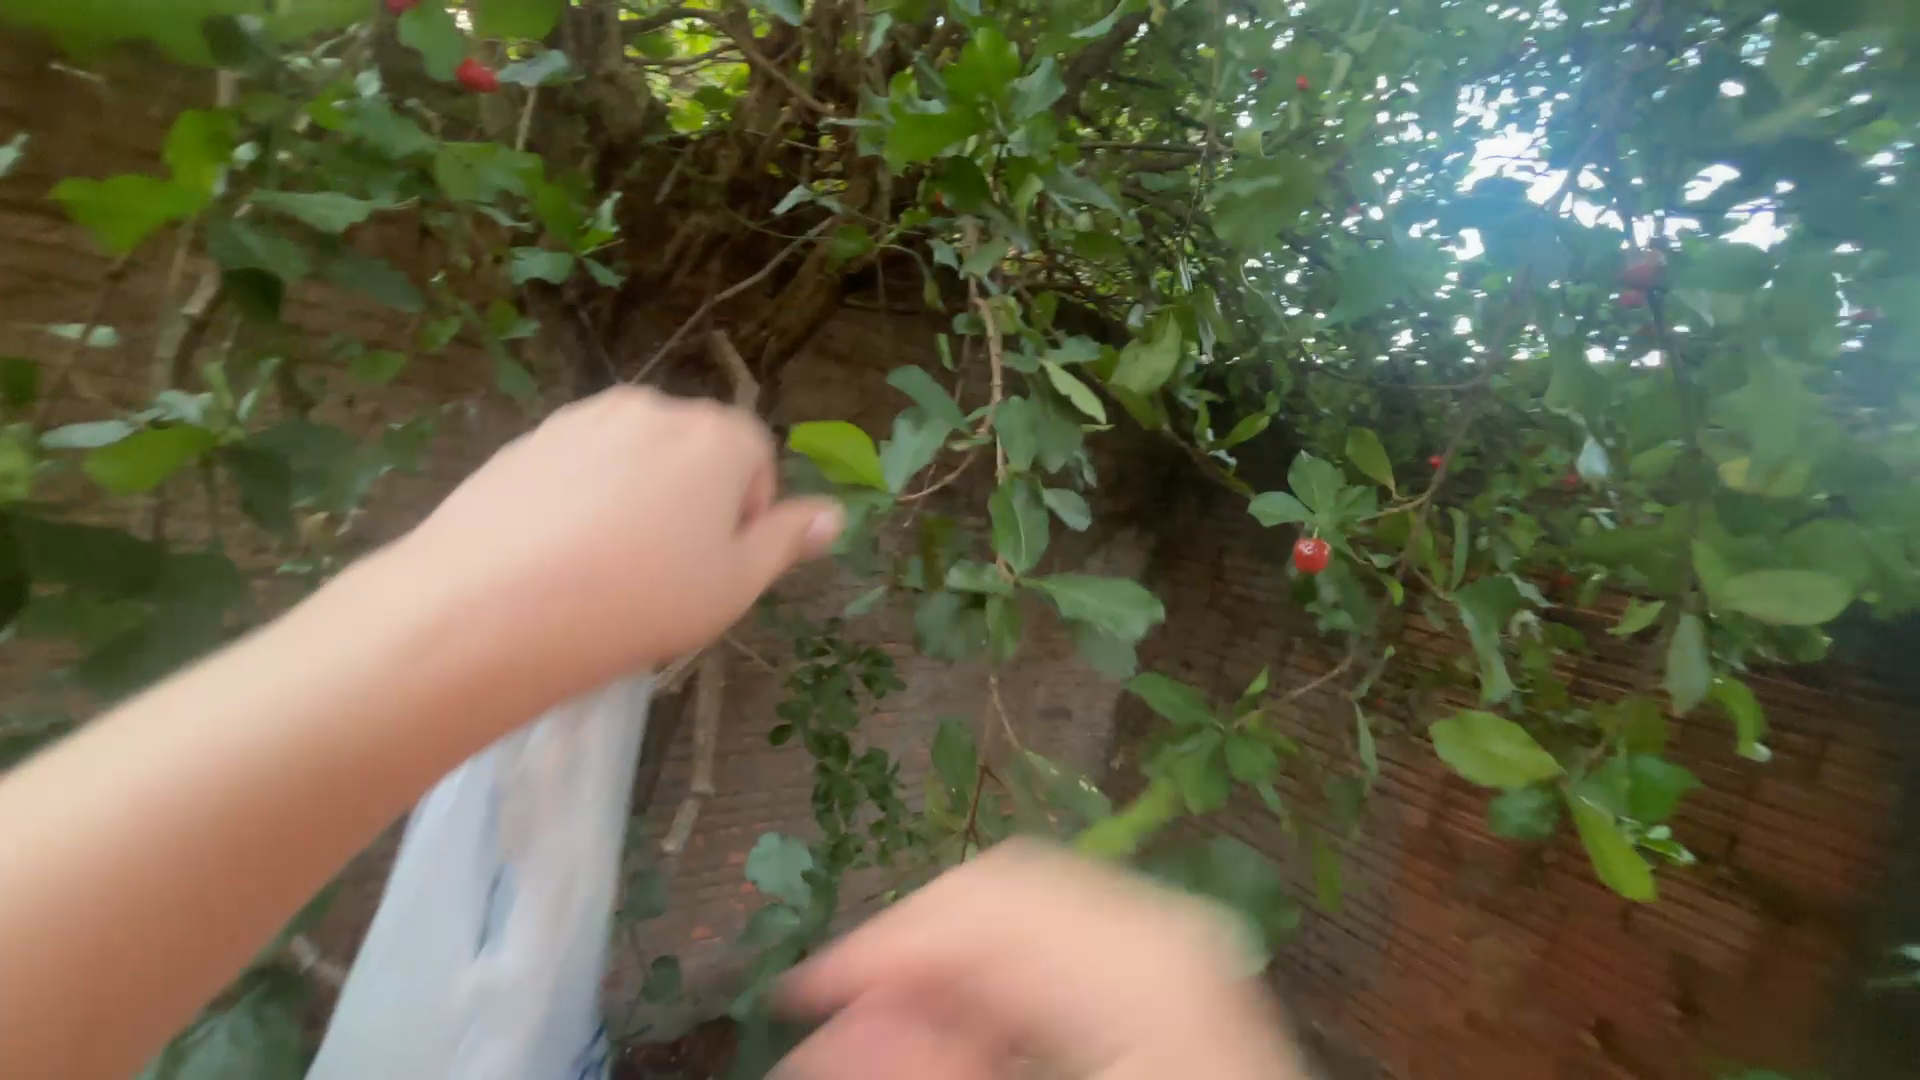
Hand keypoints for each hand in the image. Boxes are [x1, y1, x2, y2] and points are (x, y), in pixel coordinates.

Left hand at [389, 386, 841, 699]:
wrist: (486, 610)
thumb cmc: (640, 599)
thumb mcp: (736, 583)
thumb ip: (787, 540)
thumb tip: (833, 515)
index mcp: (717, 436)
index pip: (758, 458)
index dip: (749, 512)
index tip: (721, 563)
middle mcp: (654, 410)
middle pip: (698, 452)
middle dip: (699, 501)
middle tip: (673, 569)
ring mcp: (584, 420)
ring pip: (640, 459)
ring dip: (645, 498)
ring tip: (616, 565)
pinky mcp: (528, 441)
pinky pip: (584, 466)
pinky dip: (590, 498)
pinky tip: (565, 554)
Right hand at [777, 842, 1305, 1079]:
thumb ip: (940, 1069)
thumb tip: (836, 1031)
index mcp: (1150, 962)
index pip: (987, 909)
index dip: (884, 943)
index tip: (803, 993)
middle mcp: (1167, 926)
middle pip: (1004, 889)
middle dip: (912, 946)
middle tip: (843, 1017)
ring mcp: (1176, 936)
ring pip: (1026, 905)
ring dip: (949, 961)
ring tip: (892, 1026)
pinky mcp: (1171, 960)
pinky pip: (1062, 933)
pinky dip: (1000, 974)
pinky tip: (966, 1024)